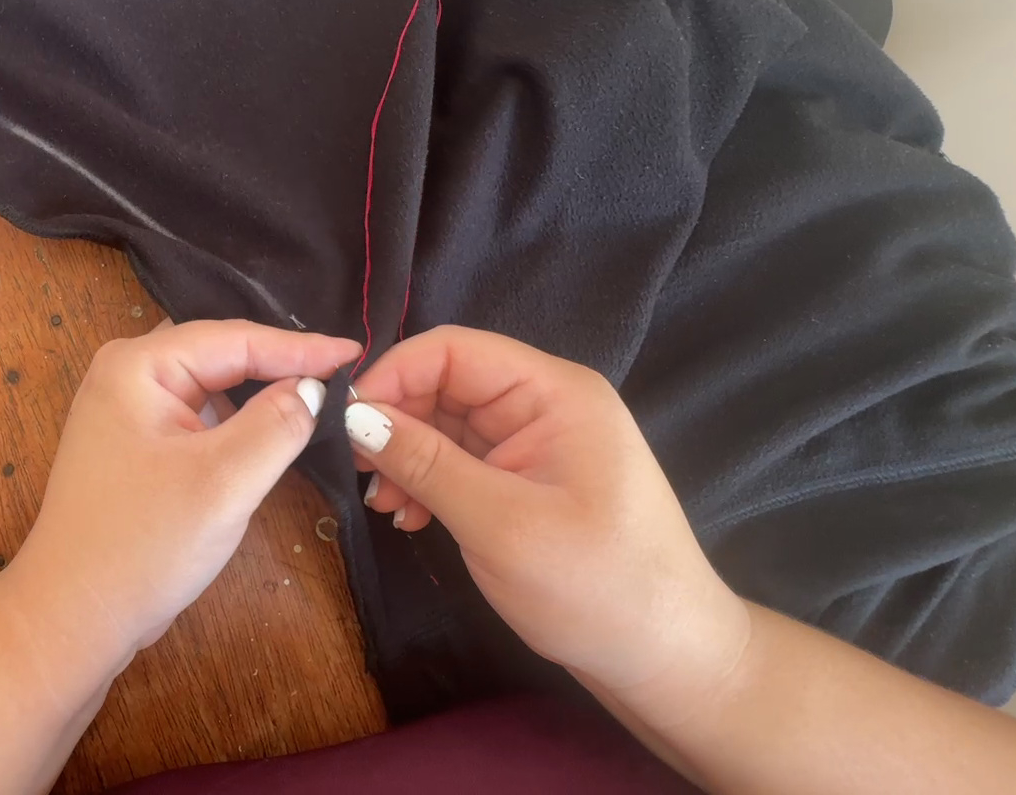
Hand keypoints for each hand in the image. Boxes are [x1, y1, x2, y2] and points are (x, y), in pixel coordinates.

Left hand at [9, 319, 359, 651]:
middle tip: (341, 373)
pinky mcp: (138, 443)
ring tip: (317, 394)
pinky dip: (236, 421)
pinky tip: (269, 428)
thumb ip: (276, 425)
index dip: (299, 347)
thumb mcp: (222, 482)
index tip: (355, 354)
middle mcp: (129, 374)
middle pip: (220, 355)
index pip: (232, 340)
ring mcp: (129, 410)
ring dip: (258, 393)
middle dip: (278, 363)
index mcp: (138, 365)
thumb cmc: (142, 545)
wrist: (73, 618)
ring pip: (211, 386)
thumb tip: (314, 388)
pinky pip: (199, 415)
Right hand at [343, 326, 749, 717]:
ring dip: (404, 458)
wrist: (669, 665)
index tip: (346, 420)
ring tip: (387, 506)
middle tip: (361, 474)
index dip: (393, 373)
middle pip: (442, 384)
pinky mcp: (518, 474)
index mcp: (552, 392)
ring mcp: (529, 439)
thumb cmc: (597, 589)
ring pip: (440, 422)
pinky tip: (409, 517)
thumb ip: (424, 462)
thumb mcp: (500, 524)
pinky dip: (423, 480)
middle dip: (395, 424)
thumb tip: (351, 416)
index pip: (452, 350)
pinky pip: (453, 457)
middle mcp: (539, 403)